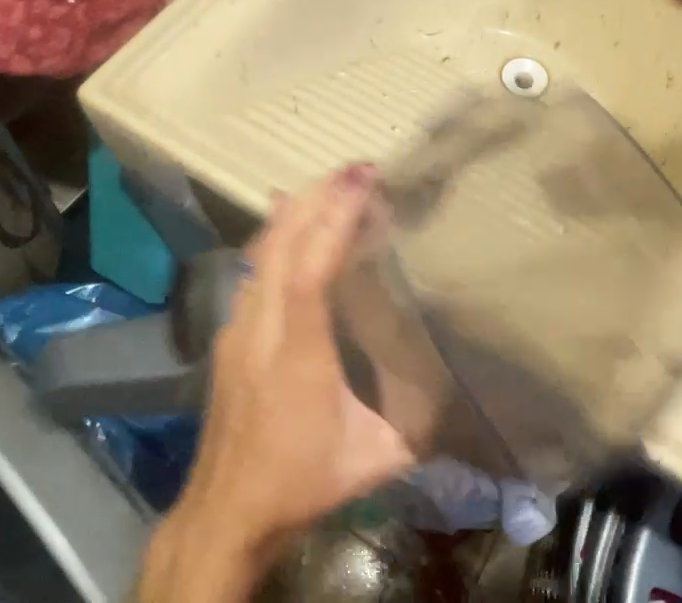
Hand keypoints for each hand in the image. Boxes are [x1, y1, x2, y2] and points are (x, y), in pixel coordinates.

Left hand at [139, 167, 413, 602]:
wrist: (225, 512)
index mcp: (299, 354)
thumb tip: (456, 391)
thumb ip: (417, 424)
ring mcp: (237, 330)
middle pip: (280, 246)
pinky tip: (285, 218)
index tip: (363, 181)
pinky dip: (274, 236)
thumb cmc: (302, 482)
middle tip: (357, 169)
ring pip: (260, 253)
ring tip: (329, 183)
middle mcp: (260, 329)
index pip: (311, 270)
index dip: (335, 220)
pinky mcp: (228, 337)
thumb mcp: (374, 459)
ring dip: (295, 212)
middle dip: (317, 199)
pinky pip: (251, 270)